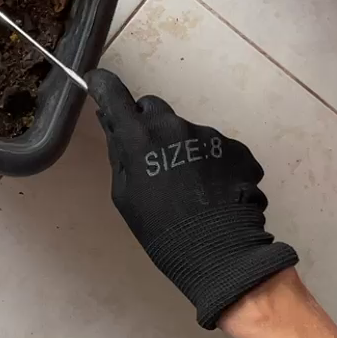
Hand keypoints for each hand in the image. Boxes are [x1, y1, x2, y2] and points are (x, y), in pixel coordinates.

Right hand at [88, 69, 298, 327]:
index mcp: (140, 137)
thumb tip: (113, 123)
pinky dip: (212, 163)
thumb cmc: (160, 230)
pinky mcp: (239, 149)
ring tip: (191, 187)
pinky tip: (214, 192)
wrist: (221, 253)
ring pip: (187, 131)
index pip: (115, 94)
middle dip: (148, 125)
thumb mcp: (124, 195)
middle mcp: (175, 126)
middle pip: (154, 109)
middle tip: (151, 157)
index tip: (97, 83)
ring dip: (183, 148)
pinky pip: (216, 148)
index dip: (104, 86)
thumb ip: (119, 154)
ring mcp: (210, 135)